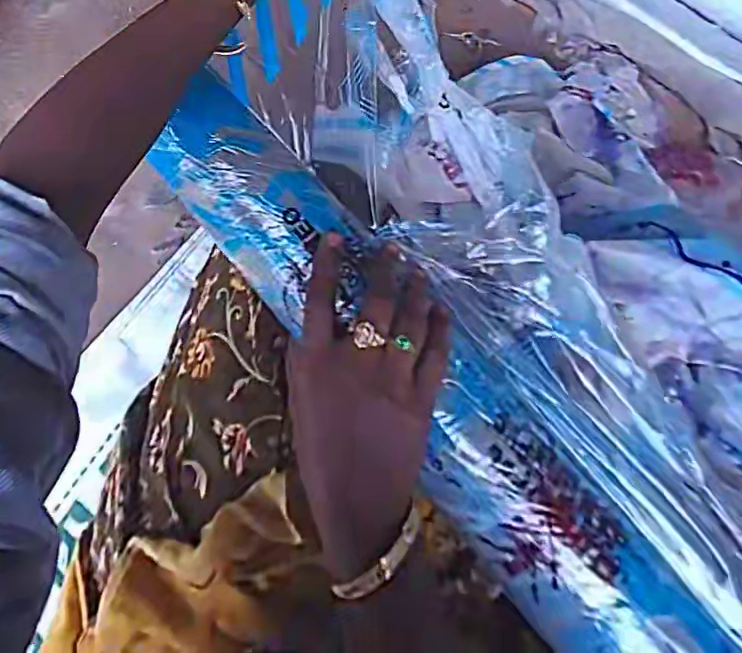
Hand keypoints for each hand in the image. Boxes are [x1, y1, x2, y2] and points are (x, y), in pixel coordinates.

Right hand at [288, 235, 452, 581]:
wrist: (358, 503)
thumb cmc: (319, 450)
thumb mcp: (298, 400)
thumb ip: (302, 357)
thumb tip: (303, 320)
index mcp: (315, 362)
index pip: (319, 299)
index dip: (327, 264)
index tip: (336, 238)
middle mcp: (354, 362)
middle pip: (374, 303)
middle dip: (386, 271)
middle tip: (394, 250)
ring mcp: (391, 379)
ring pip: (409, 322)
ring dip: (417, 292)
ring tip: (420, 273)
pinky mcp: (420, 399)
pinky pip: (435, 354)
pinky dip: (441, 329)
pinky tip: (442, 312)